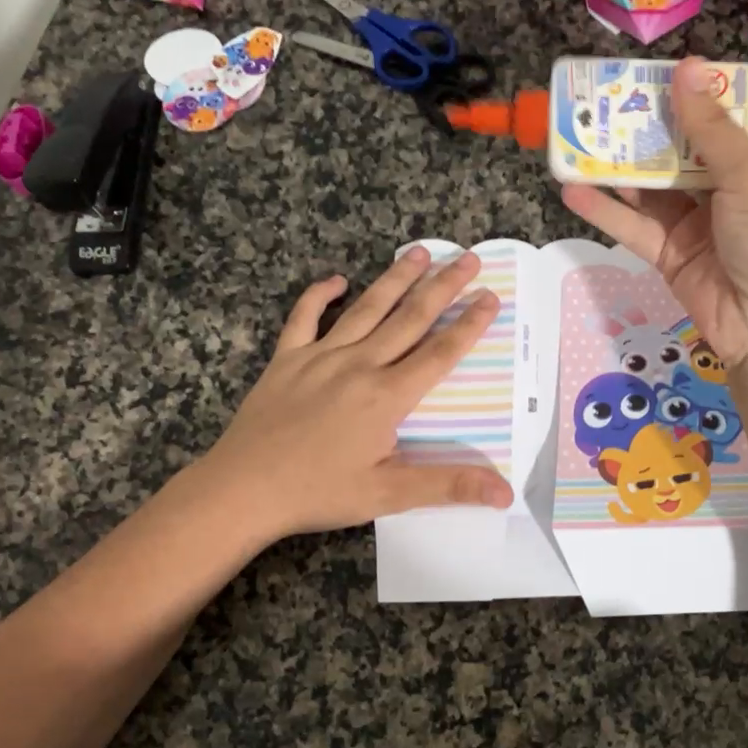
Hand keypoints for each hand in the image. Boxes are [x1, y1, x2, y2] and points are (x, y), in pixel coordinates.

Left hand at [184, 247, 514, 546]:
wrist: (241, 489)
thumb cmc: (318, 492)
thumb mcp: (388, 495)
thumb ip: (448, 485)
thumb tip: (506, 493)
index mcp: (387, 396)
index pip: (439, 353)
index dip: (468, 325)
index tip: (490, 297)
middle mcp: (359, 365)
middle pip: (410, 318)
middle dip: (444, 286)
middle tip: (470, 259)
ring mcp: (320, 357)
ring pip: (367, 308)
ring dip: (396, 278)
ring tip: (421, 252)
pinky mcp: (286, 359)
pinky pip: (304, 317)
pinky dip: (319, 295)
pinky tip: (335, 280)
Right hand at [560, 57, 747, 367]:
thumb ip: (711, 127)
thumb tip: (688, 67)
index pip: (740, 114)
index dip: (708, 92)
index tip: (668, 72)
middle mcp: (733, 189)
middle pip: (686, 146)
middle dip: (649, 123)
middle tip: (605, 98)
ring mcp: (700, 224)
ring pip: (654, 186)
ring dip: (619, 164)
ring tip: (578, 134)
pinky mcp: (672, 256)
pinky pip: (636, 227)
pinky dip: (606, 210)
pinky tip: (572, 188)